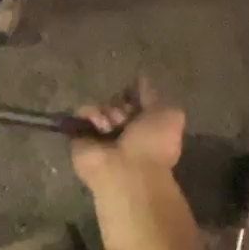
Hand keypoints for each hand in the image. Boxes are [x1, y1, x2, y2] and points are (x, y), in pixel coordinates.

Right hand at [69, 76, 184, 195]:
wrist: (126, 170)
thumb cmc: (152, 144)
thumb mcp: (168, 115)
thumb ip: (154, 96)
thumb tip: (141, 79)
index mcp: (146, 126)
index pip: (135, 100)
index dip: (135, 94)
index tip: (135, 93)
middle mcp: (124, 129)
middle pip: (116, 101)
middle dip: (121, 105)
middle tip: (125, 117)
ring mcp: (101, 133)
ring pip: (100, 106)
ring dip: (107, 111)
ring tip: (111, 125)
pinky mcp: (80, 136)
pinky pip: (82, 113)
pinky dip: (90, 115)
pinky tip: (99, 126)